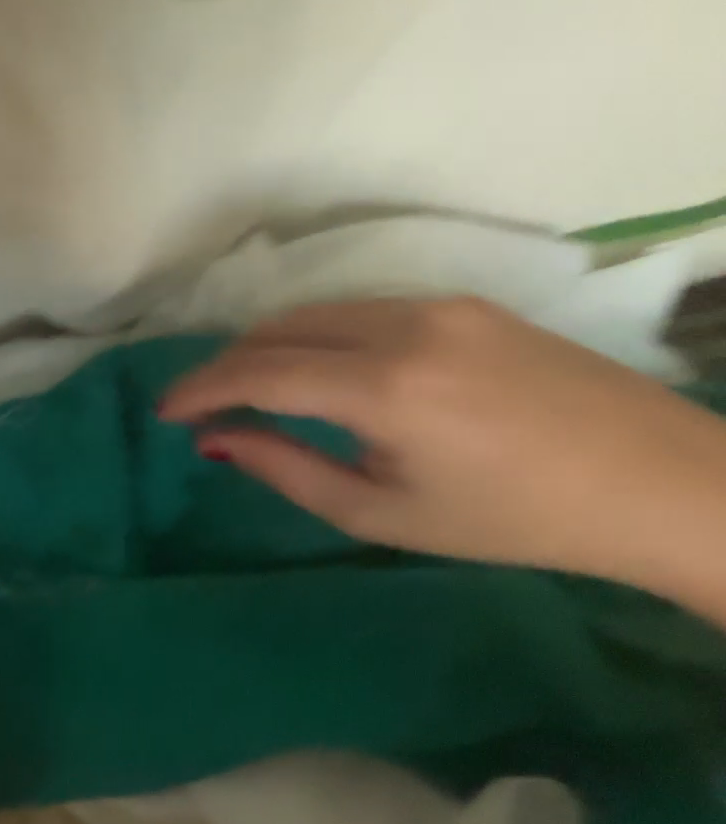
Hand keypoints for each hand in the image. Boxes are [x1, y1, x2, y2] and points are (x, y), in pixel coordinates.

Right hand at [157, 296, 725, 594]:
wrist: (662, 485)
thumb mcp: (378, 512)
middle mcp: (408, 328)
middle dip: (226, 366)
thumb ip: (283, 467)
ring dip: (267, 347)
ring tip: (247, 391)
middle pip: (279, 330)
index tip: (162, 412)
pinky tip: (313, 371)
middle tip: (200, 407)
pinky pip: (361, 309)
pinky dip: (315, 336)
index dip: (199, 389)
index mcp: (386, 389)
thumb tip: (213, 439)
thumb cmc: (510, 519)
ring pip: (317, 312)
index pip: (259, 372)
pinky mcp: (467, 304)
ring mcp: (443, 307)